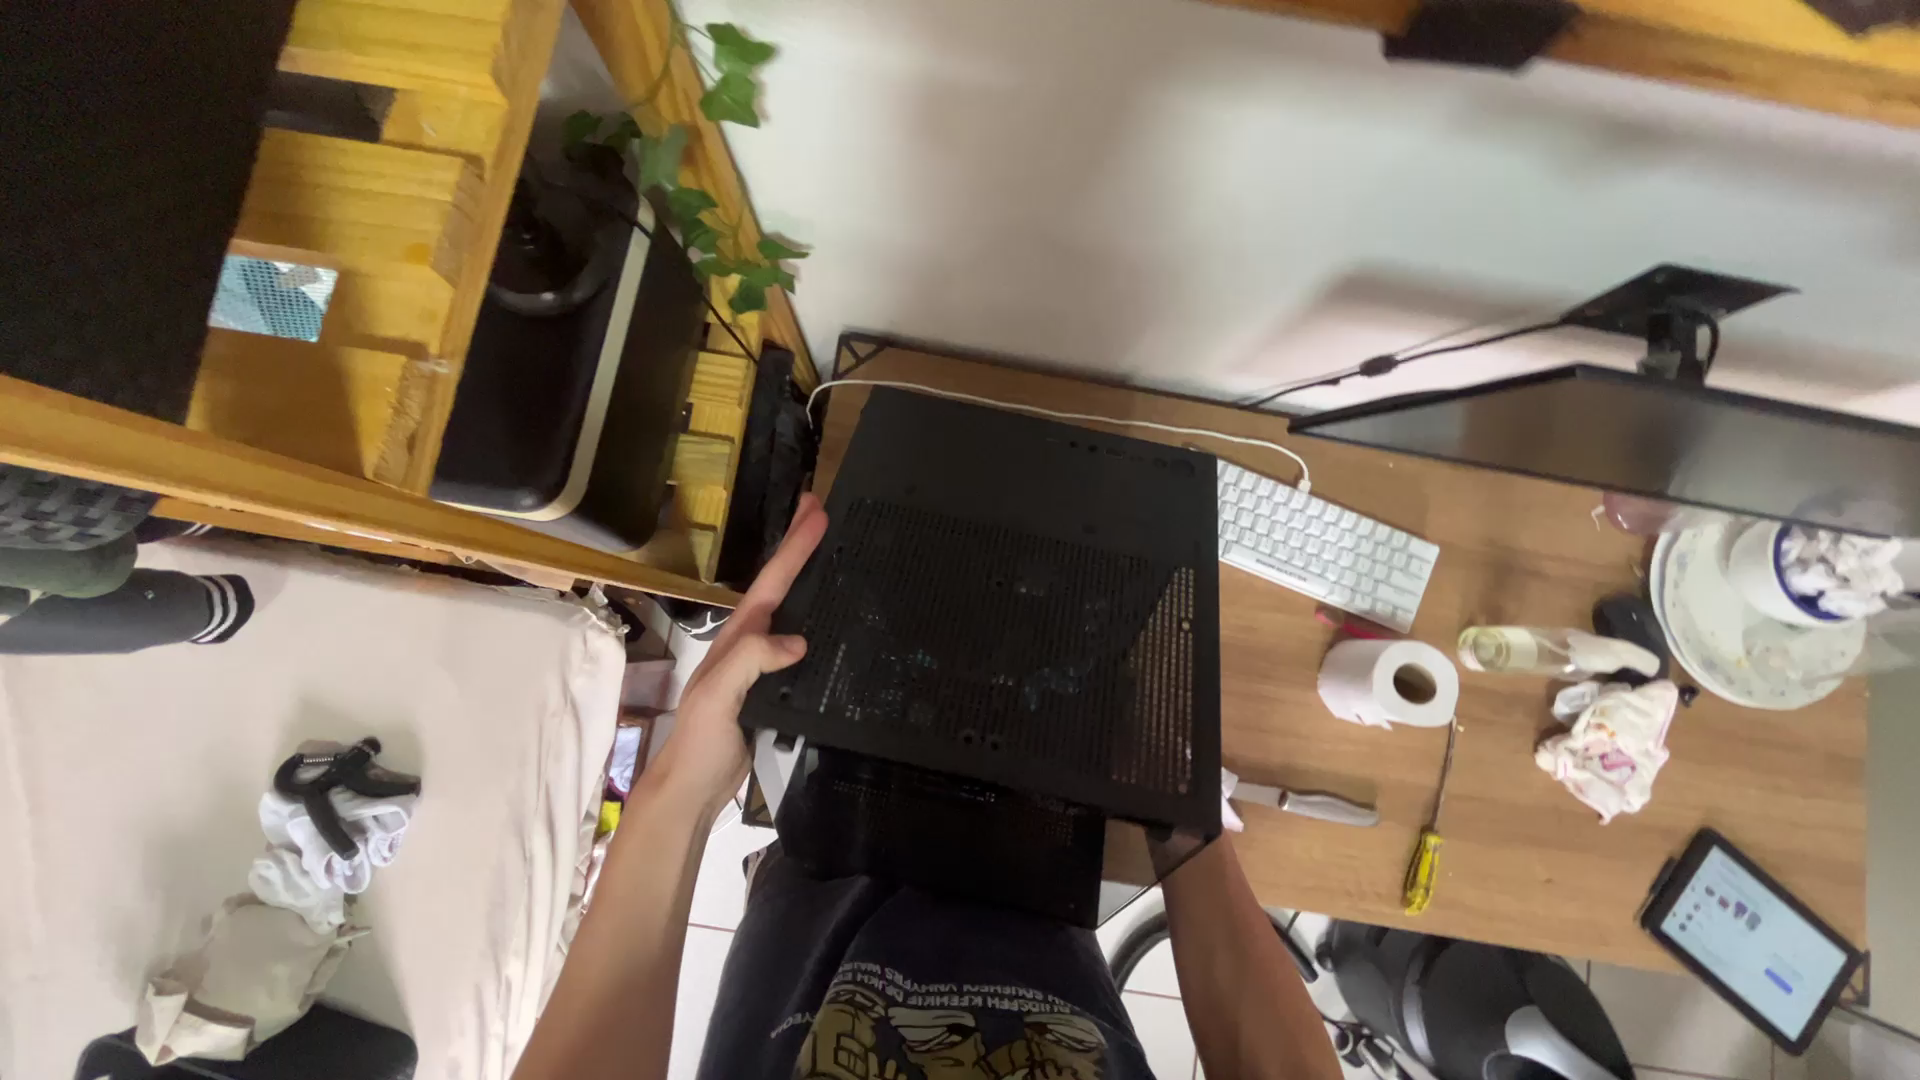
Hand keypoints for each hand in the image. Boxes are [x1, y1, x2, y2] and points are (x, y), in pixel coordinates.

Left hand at [655, 493, 826, 813]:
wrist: (692, 788)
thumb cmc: (699, 741)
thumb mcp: (718, 696)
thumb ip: (750, 660)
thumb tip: (798, 640)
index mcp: (737, 637)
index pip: (770, 583)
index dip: (794, 548)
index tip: (817, 513)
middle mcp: (750, 643)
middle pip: (778, 585)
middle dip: (797, 546)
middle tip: (821, 510)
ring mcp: (762, 664)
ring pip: (790, 609)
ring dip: (807, 577)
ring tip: (829, 551)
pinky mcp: (776, 687)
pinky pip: (800, 642)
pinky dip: (815, 619)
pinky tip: (830, 621)